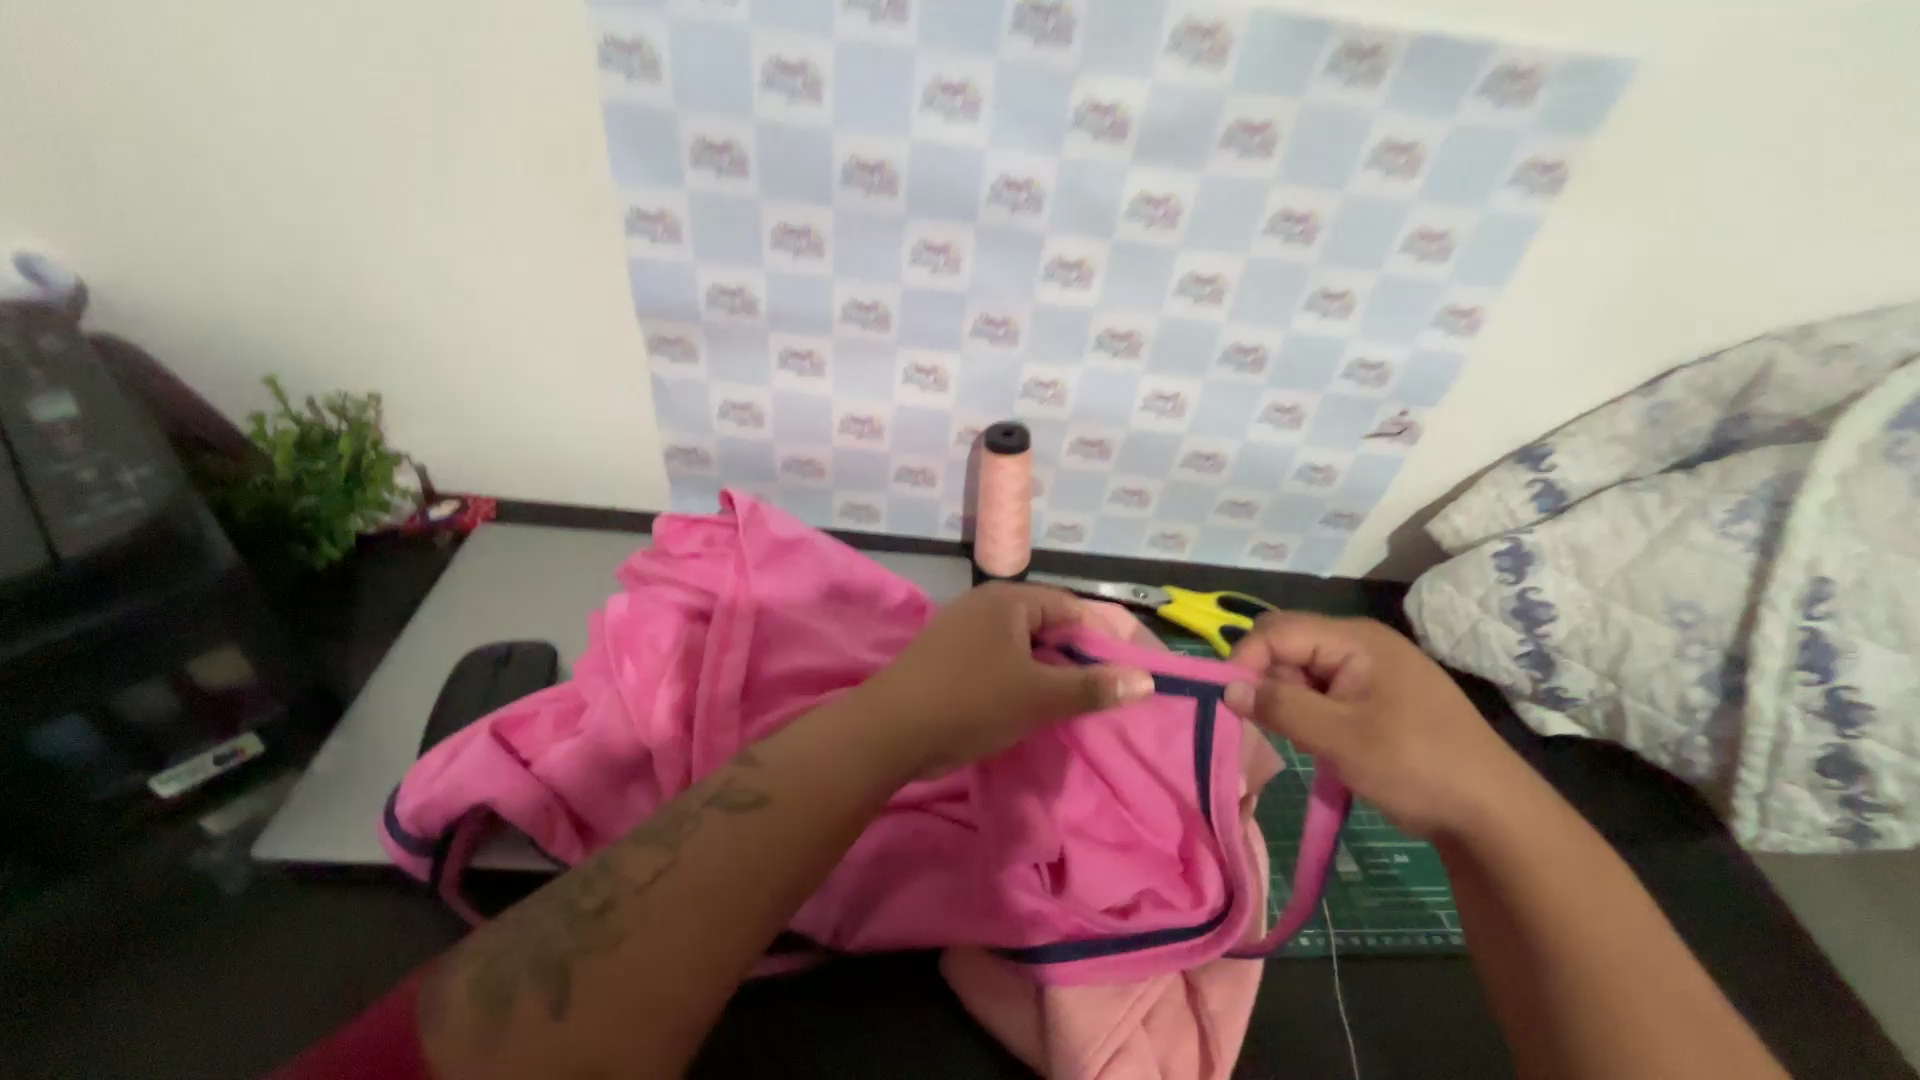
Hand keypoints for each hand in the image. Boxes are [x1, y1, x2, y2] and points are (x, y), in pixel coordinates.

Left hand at [849, 583, 1155, 778]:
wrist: (889, 732)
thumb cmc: (970, 702)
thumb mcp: (1039, 697)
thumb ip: (1093, 686)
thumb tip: (1146, 680)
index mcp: (1009, 600)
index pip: (1074, 607)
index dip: (1109, 637)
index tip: (1135, 668)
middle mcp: (986, 606)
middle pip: (1050, 625)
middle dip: (1081, 657)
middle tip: (1113, 690)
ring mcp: (964, 631)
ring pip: (1025, 648)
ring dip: (1053, 672)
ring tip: (1082, 703)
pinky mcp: (950, 659)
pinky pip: (1001, 663)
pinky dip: (1024, 681)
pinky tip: (1037, 708)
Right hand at [1221, 612, 1529, 838]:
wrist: (1492, 813)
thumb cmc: (1416, 766)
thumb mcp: (1340, 738)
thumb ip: (1280, 706)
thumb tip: (1227, 688)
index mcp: (1356, 639)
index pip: (1276, 631)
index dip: (1246, 661)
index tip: (1232, 705)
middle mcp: (1361, 644)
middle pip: (1287, 646)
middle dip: (1267, 681)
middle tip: (1272, 726)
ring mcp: (1371, 671)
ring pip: (1301, 672)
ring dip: (1288, 702)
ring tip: (1303, 741)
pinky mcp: (1376, 698)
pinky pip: (1322, 692)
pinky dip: (1308, 714)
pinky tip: (1319, 743)